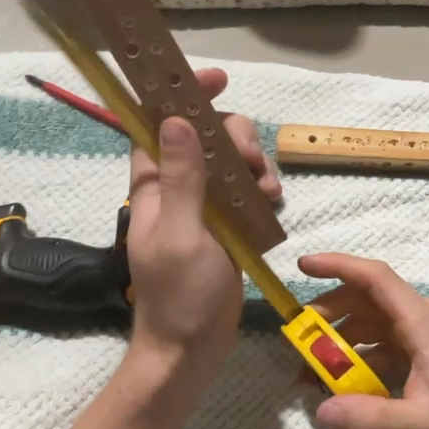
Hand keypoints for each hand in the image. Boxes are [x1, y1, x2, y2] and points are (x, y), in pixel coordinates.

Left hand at [124, 69, 278, 372]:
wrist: (191, 348)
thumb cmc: (178, 295)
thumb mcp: (179, 234)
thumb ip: (181, 178)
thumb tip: (174, 119)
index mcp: (153, 186)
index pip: (159, 124)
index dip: (182, 96)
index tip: (216, 80)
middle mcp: (178, 189)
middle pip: (207, 137)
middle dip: (235, 138)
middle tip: (252, 163)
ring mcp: (206, 208)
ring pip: (232, 163)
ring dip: (255, 165)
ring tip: (269, 189)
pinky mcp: (229, 227)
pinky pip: (248, 192)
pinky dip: (263, 190)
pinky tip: (274, 204)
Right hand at [299, 253, 428, 428]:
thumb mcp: (420, 424)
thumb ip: (370, 418)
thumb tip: (320, 412)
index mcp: (422, 322)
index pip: (375, 278)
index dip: (338, 266)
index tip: (302, 266)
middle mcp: (421, 319)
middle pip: (366, 300)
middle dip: (328, 314)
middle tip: (297, 341)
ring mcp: (423, 335)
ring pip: (371, 324)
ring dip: (341, 342)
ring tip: (311, 372)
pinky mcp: (424, 353)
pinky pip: (383, 346)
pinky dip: (359, 359)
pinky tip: (341, 387)